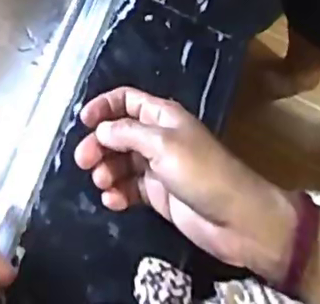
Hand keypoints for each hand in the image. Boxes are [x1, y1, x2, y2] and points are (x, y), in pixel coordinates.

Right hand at [73, 87, 298, 280]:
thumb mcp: (162, 144)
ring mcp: (158, 166)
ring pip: (121, 160)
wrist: (237, 220)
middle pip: (119, 131)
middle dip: (99, 143)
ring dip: (106, 169)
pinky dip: (118, 191)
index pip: (126, 100)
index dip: (104, 106)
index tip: (83, 121)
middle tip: (83, 160)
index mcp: (162, 115)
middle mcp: (158, 136)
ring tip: (101, 182)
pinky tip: (112, 200)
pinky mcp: (159, 194)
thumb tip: (100, 129)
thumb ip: (128, 133)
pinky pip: (130, 187)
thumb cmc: (202, 171)